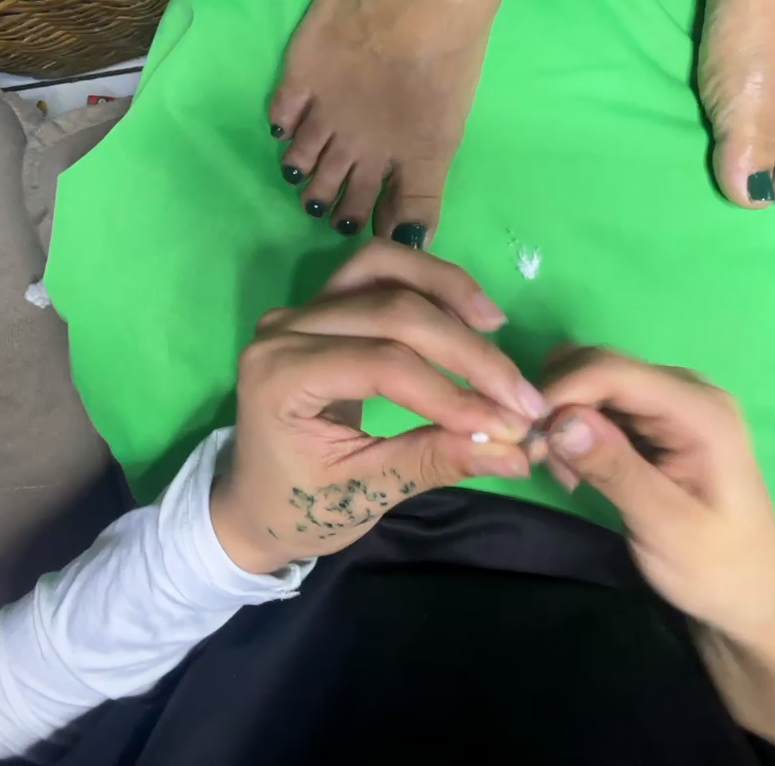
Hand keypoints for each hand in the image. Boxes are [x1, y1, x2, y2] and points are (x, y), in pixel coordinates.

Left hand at [209, 242, 547, 572]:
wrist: (254, 502)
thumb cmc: (299, 507)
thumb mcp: (364, 495)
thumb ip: (433, 462)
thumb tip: (516, 450)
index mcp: (280, 378)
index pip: (382, 365)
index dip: (452, 391)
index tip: (510, 424)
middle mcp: (285, 328)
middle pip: (391, 310)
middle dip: (465, 351)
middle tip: (520, 396)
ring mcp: (302, 309)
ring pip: (382, 266)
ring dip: (446, 289)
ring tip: (496, 327)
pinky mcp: (322, 304)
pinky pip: (376, 270)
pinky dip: (425, 281)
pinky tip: (464, 312)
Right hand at [538, 348, 774, 643]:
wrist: (746, 596)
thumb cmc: (714, 568)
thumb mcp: (665, 527)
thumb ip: (615, 470)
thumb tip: (559, 421)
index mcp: (699, 410)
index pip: (611, 370)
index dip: (561, 390)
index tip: (527, 435)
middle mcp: (683, 389)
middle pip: (596, 365)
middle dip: (557, 402)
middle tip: (539, 457)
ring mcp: (666, 400)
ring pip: (589, 380)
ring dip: (561, 415)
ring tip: (560, 470)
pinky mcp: (651, 415)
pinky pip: (596, 400)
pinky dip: (572, 425)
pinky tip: (573, 467)